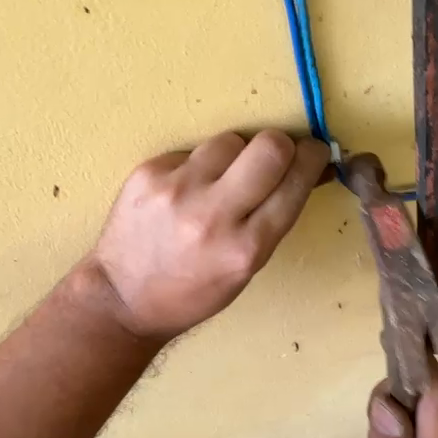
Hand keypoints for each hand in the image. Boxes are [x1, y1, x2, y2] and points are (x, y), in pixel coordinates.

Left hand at [79, 130, 329, 340]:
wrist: (121, 298)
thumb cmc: (194, 290)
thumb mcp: (246, 267)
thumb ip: (275, 216)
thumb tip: (313, 167)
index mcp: (245, 249)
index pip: (294, 183)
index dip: (312, 159)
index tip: (315, 152)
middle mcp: (212, 216)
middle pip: (269, 146)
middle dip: (282, 144)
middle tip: (276, 155)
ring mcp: (177, 190)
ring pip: (230, 140)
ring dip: (235, 154)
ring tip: (220, 179)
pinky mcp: (149, 173)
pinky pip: (193, 150)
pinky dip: (198, 165)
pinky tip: (186, 189)